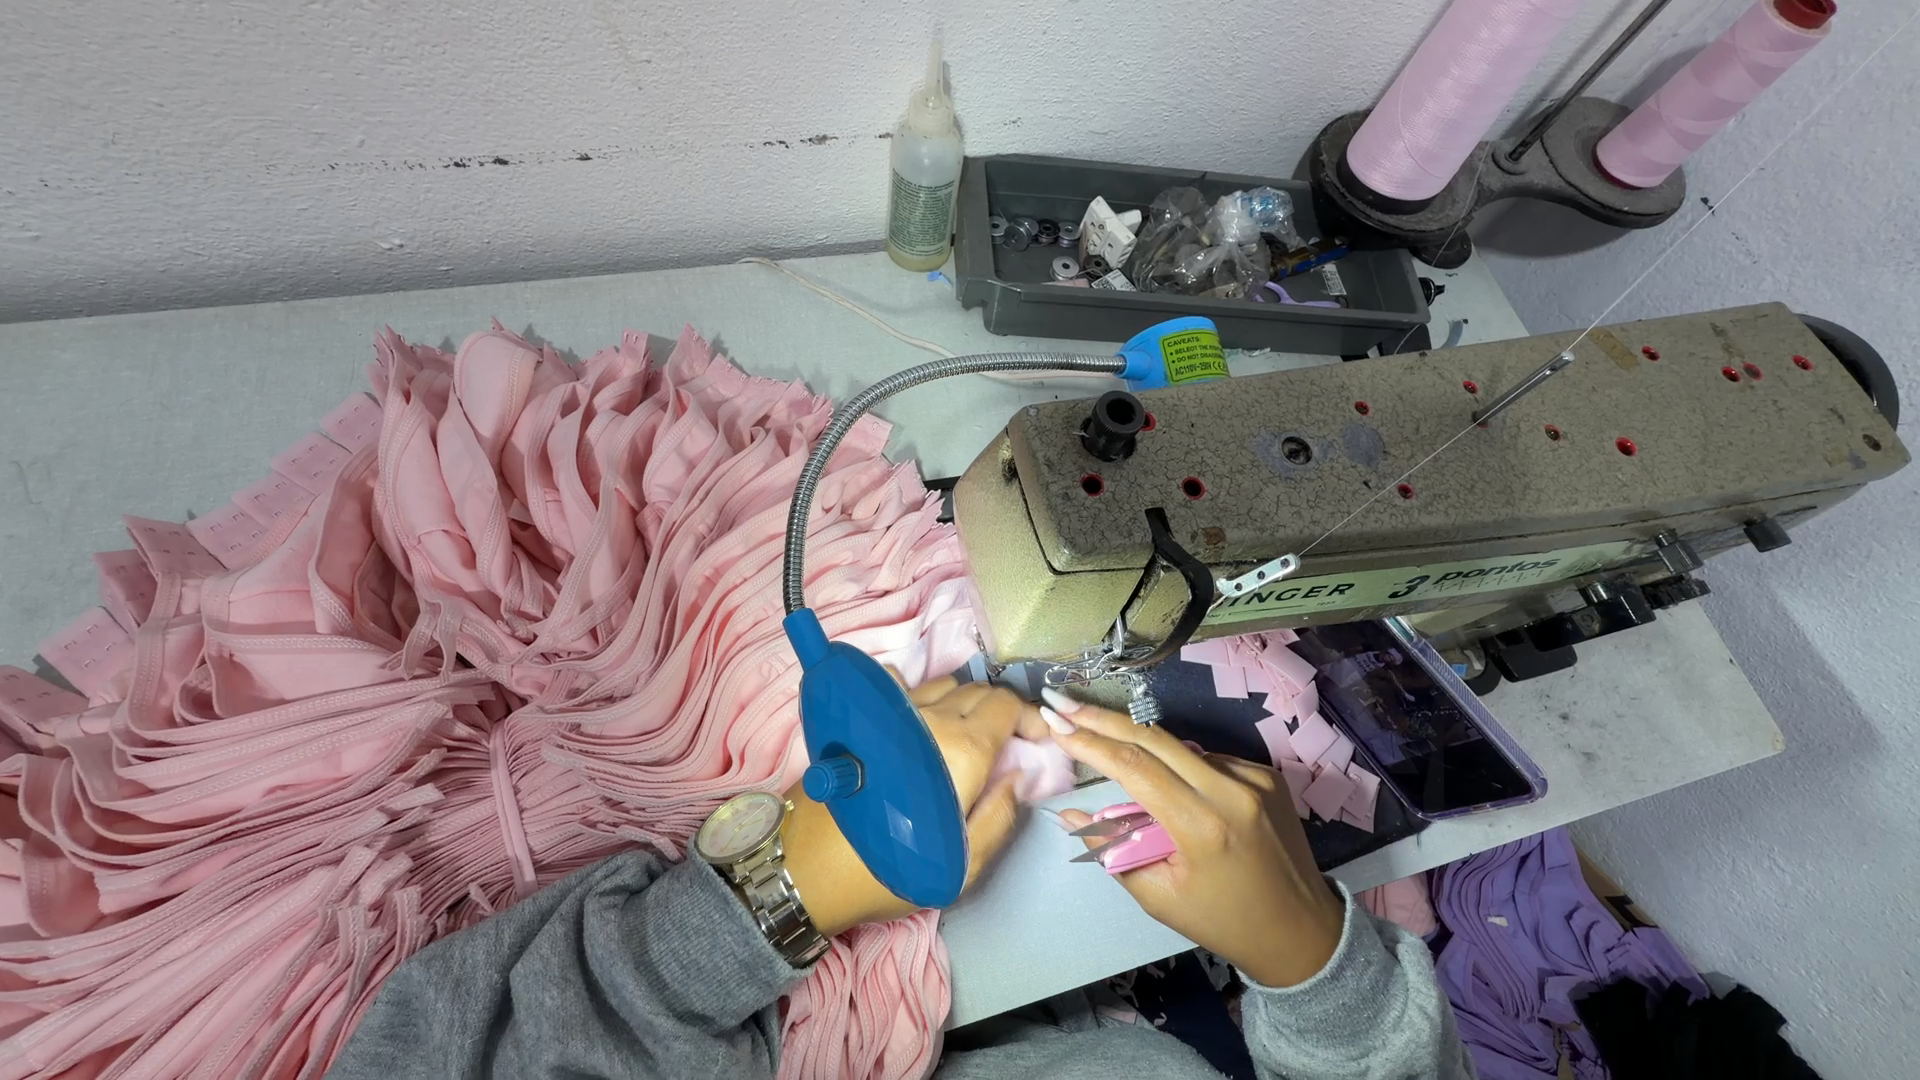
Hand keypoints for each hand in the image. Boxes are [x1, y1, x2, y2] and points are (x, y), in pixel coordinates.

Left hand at [781, 677, 1046, 935]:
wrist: (810, 867)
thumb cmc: (891, 870)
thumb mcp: (962, 866)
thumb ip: (1000, 816)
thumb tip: (1019, 775)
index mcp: (962, 751)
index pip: (1006, 706)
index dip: (1028, 717)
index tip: (1036, 736)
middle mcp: (931, 720)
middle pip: (979, 692)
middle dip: (1000, 711)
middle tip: (1005, 742)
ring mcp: (895, 714)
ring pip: (945, 685)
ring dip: (965, 702)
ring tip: (966, 733)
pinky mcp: (867, 717)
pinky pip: (901, 687)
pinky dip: (919, 695)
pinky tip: (919, 721)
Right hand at [1044, 694, 1344, 987]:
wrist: (1304, 933)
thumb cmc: (1224, 922)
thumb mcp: (1159, 897)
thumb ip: (1110, 851)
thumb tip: (1068, 812)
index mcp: (1201, 825)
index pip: (1133, 766)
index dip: (1090, 742)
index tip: (1056, 725)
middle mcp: (1230, 789)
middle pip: (1152, 738)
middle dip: (1102, 718)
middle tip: (1064, 703)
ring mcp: (1253, 776)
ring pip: (1178, 746)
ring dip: (1140, 745)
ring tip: (1106, 746)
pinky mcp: (1266, 774)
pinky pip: (1206, 759)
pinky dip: (1179, 766)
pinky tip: (1174, 788)